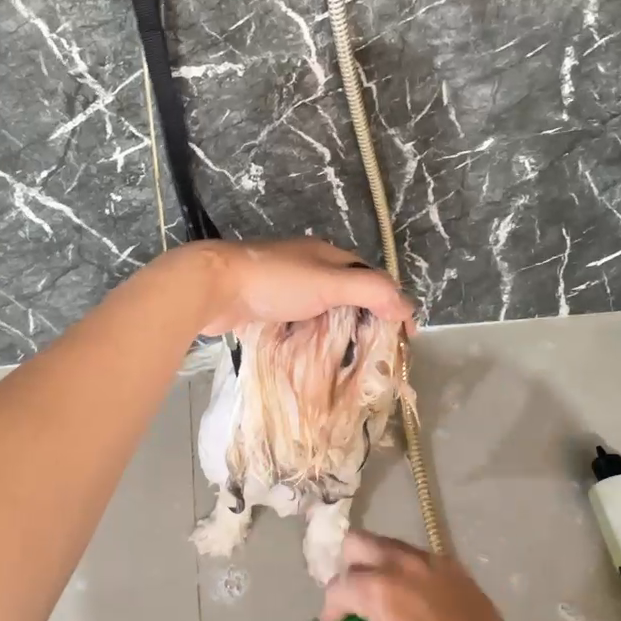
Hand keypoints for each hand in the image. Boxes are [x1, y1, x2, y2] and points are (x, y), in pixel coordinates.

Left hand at [163, 238, 415, 337]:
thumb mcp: (328, 283)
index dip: (391, 304)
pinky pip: (299, 325)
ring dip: (337, 334)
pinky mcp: (266, 307)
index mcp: (328, 256)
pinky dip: (311, 340)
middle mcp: (310, 268)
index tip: (405, 338)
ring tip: (351, 365)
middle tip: (377, 357)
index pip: (371, 279)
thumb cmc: (274, 281)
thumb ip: (369, 291)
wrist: (214, 286)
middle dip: (365, 322)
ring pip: (323, 313)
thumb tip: (407, 307)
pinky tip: (316, 360)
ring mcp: (286, 288)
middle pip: (348, 296)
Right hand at [322, 531, 553, 620]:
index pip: (337, 586)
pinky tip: (414, 600)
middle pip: (356, 543)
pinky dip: (404, 571)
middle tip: (354, 600)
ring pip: (387, 545)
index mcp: (379, 589)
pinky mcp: (451, 563)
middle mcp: (400, 562)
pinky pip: (415, 557)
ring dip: (376, 566)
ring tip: (384, 599)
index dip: (330, 609)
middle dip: (348, 570)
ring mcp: (428, 558)